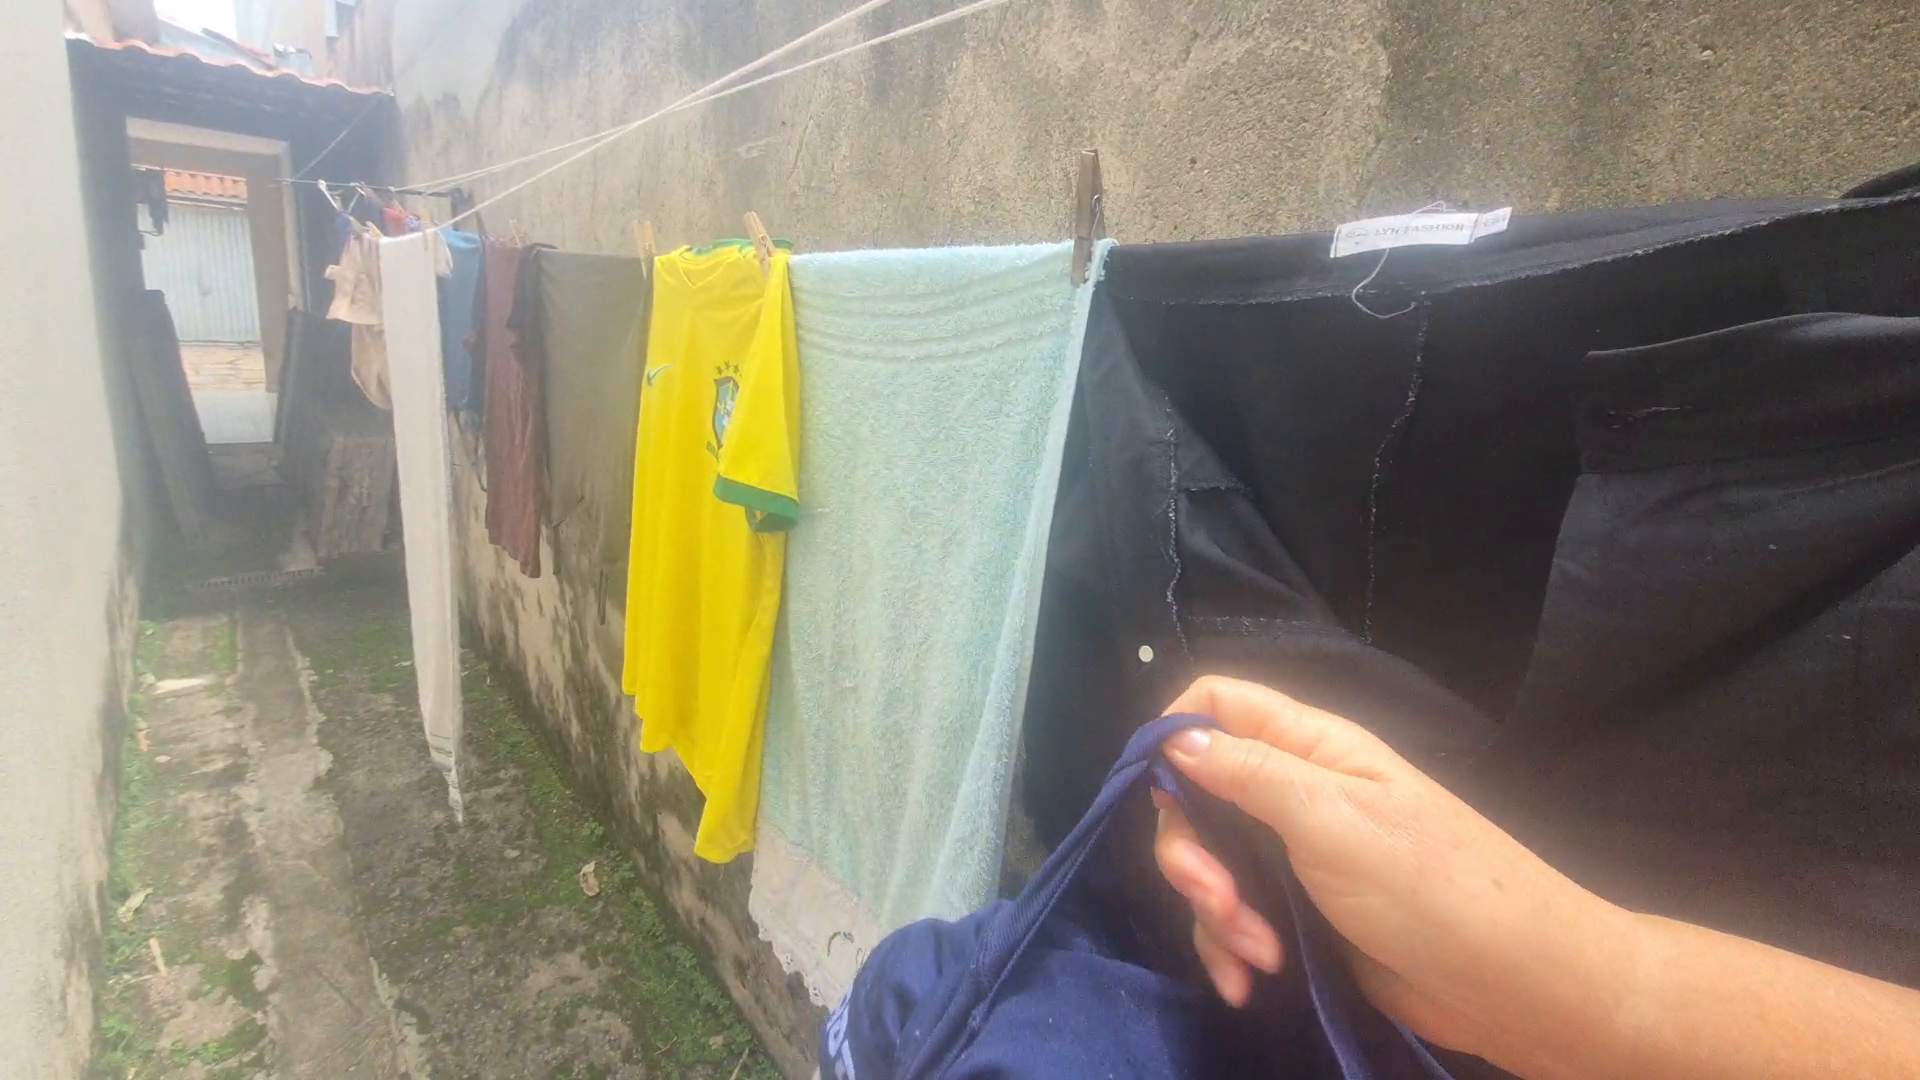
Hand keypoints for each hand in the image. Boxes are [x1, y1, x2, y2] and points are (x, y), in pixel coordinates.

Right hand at [1152, 676, 1635, 1068]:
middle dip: (1190, 847)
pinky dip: (1226, 943)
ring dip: (1212, 907)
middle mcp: (1287, 788)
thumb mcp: (1333, 820)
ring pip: (1206, 856)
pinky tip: (1245, 981)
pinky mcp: (1291, 908)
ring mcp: (1287, 850)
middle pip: (1194, 789)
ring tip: (1253, 953)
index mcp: (1304, 746)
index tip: (1159, 786)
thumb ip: (1247, 772)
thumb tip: (1171, 738)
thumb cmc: (1435, 888)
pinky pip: (1228, 911)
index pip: (1216, 701)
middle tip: (1215, 897)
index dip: (1176, 730)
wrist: (1525, 995)